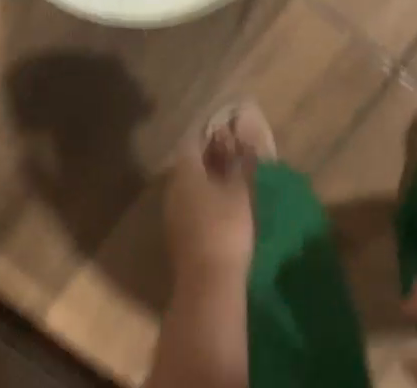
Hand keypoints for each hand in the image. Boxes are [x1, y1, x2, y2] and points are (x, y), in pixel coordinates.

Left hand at [160, 130, 257, 286]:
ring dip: (210, 179)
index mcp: (185, 172)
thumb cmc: (225, 227)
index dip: (213, 135)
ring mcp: (173, 213)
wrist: (208, 283)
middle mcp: (173, 189)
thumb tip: (244, 142)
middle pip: (191, 164)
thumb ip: (241, 163)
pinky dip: (206, 199)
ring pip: (191, 186)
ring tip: (234, 179)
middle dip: (212, 157)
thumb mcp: (240, 192)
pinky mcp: (178, 235)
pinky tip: (224, 205)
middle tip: (236, 154)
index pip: (194, 142)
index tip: (231, 133)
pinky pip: (191, 205)